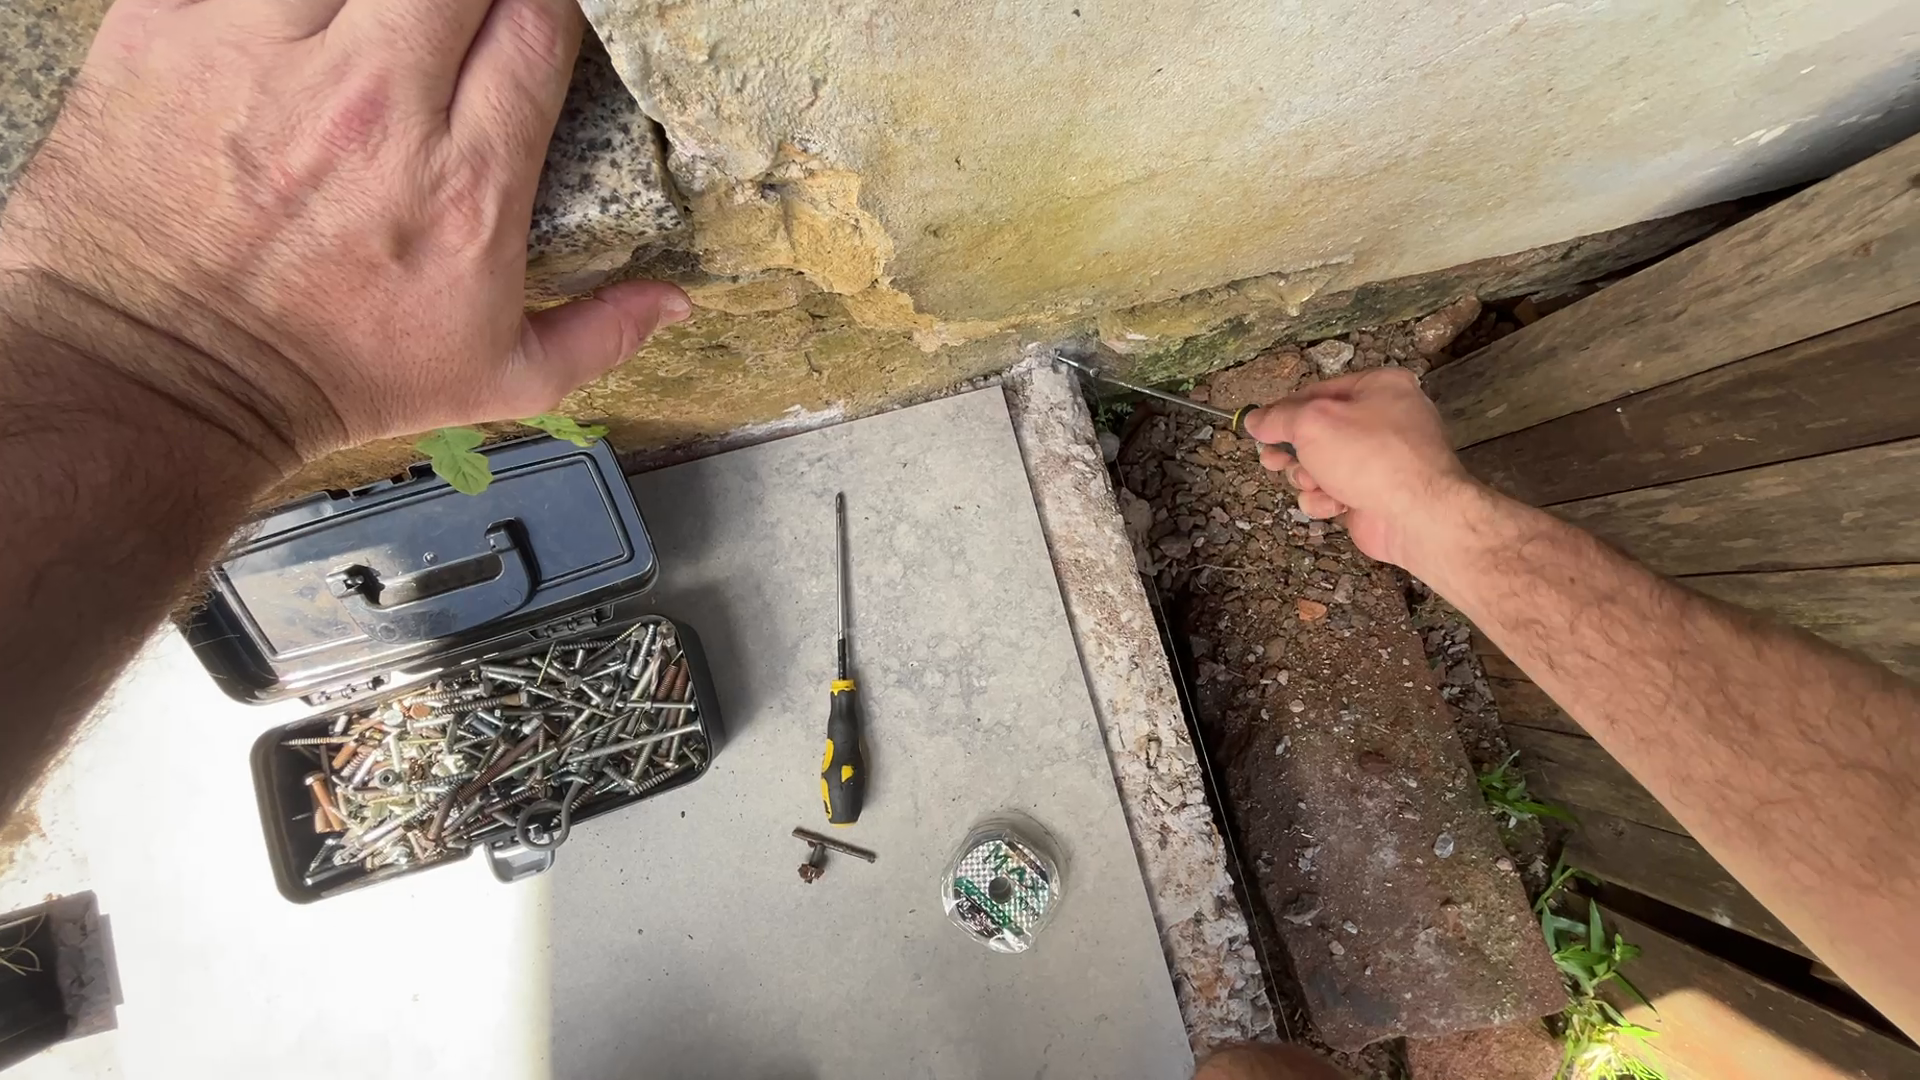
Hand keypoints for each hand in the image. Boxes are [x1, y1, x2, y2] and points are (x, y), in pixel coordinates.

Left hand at [0, 0, 687, 465]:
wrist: (177, 366)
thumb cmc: (355, 372)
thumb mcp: (511, 377)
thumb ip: (606, 335)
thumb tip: (675, 301)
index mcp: (471, 185)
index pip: (536, 34)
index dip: (557, 10)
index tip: (555, 23)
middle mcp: (381, 107)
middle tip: (488, 19)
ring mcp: (270, 52)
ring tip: (415, 25)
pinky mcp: (173, 24)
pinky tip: (334, 25)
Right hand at [1243, 367, 1477, 567]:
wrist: (1416, 515)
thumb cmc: (1371, 458)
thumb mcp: (1312, 424)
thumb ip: (1277, 418)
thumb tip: (1254, 419)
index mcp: (1378, 387)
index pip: (1315, 392)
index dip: (1282, 412)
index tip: (1259, 429)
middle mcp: (1382, 419)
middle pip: (1314, 432)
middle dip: (1291, 451)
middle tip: (1275, 461)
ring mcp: (1377, 459)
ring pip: (1317, 465)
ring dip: (1307, 478)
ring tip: (1317, 484)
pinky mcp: (1371, 493)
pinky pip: (1331, 491)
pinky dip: (1325, 500)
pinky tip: (1336, 504)